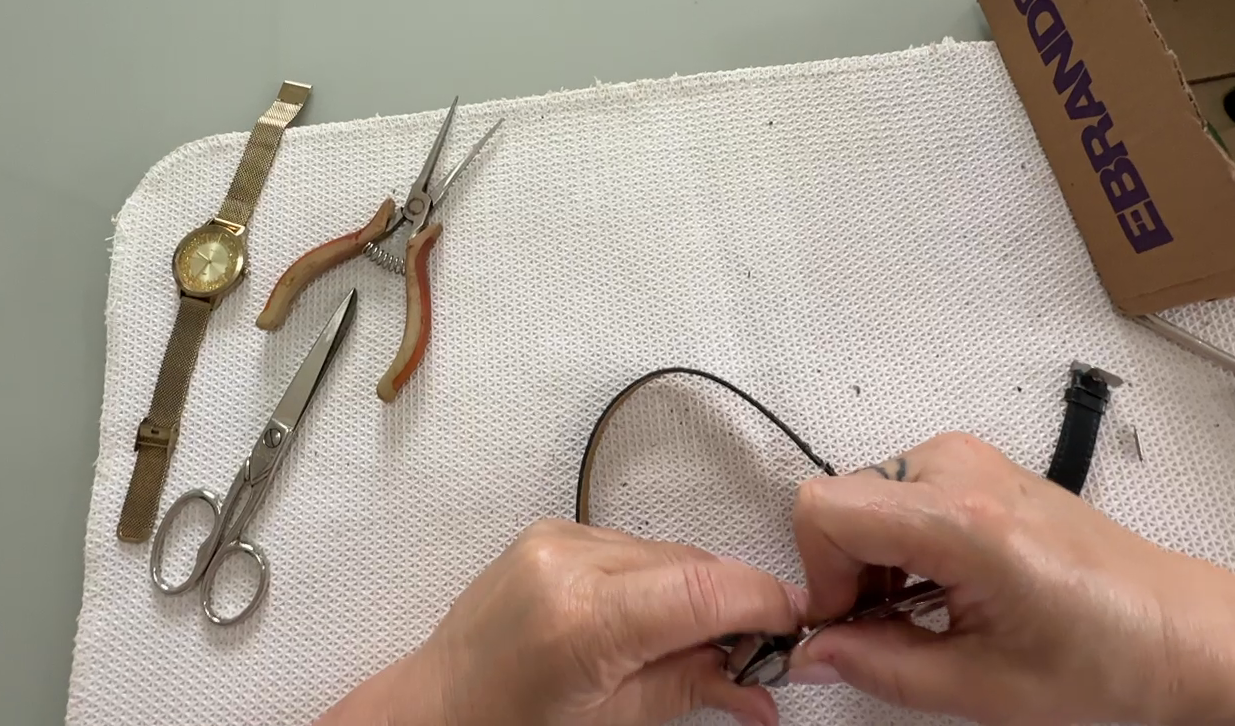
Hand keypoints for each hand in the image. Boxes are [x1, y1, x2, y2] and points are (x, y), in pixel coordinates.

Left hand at [318, 519, 800, 725]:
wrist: (437, 704)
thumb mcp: (614, 725)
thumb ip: (692, 691)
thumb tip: (765, 690)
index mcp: (584, 615)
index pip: (700, 587)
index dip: (760, 600)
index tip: (796, 622)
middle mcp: (569, 556)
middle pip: (685, 562)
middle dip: (728, 601)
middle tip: (751, 651)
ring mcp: (555, 534)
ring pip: (660, 550)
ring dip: (689, 588)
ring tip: (690, 641)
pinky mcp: (550, 527)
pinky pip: (626, 544)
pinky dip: (652, 576)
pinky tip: (646, 615)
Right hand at [788, 432, 1234, 724]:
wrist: (1191, 629)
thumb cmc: (1108, 667)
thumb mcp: (989, 689)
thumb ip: (882, 668)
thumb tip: (807, 655)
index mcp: (961, 518)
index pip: (825, 511)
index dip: (819, 573)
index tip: (850, 625)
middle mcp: (951, 464)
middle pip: (838, 501)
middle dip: (844, 568)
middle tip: (891, 625)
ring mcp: (959, 451)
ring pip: (859, 493)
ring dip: (867, 553)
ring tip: (922, 605)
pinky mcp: (966, 455)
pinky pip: (890, 486)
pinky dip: (892, 534)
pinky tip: (937, 576)